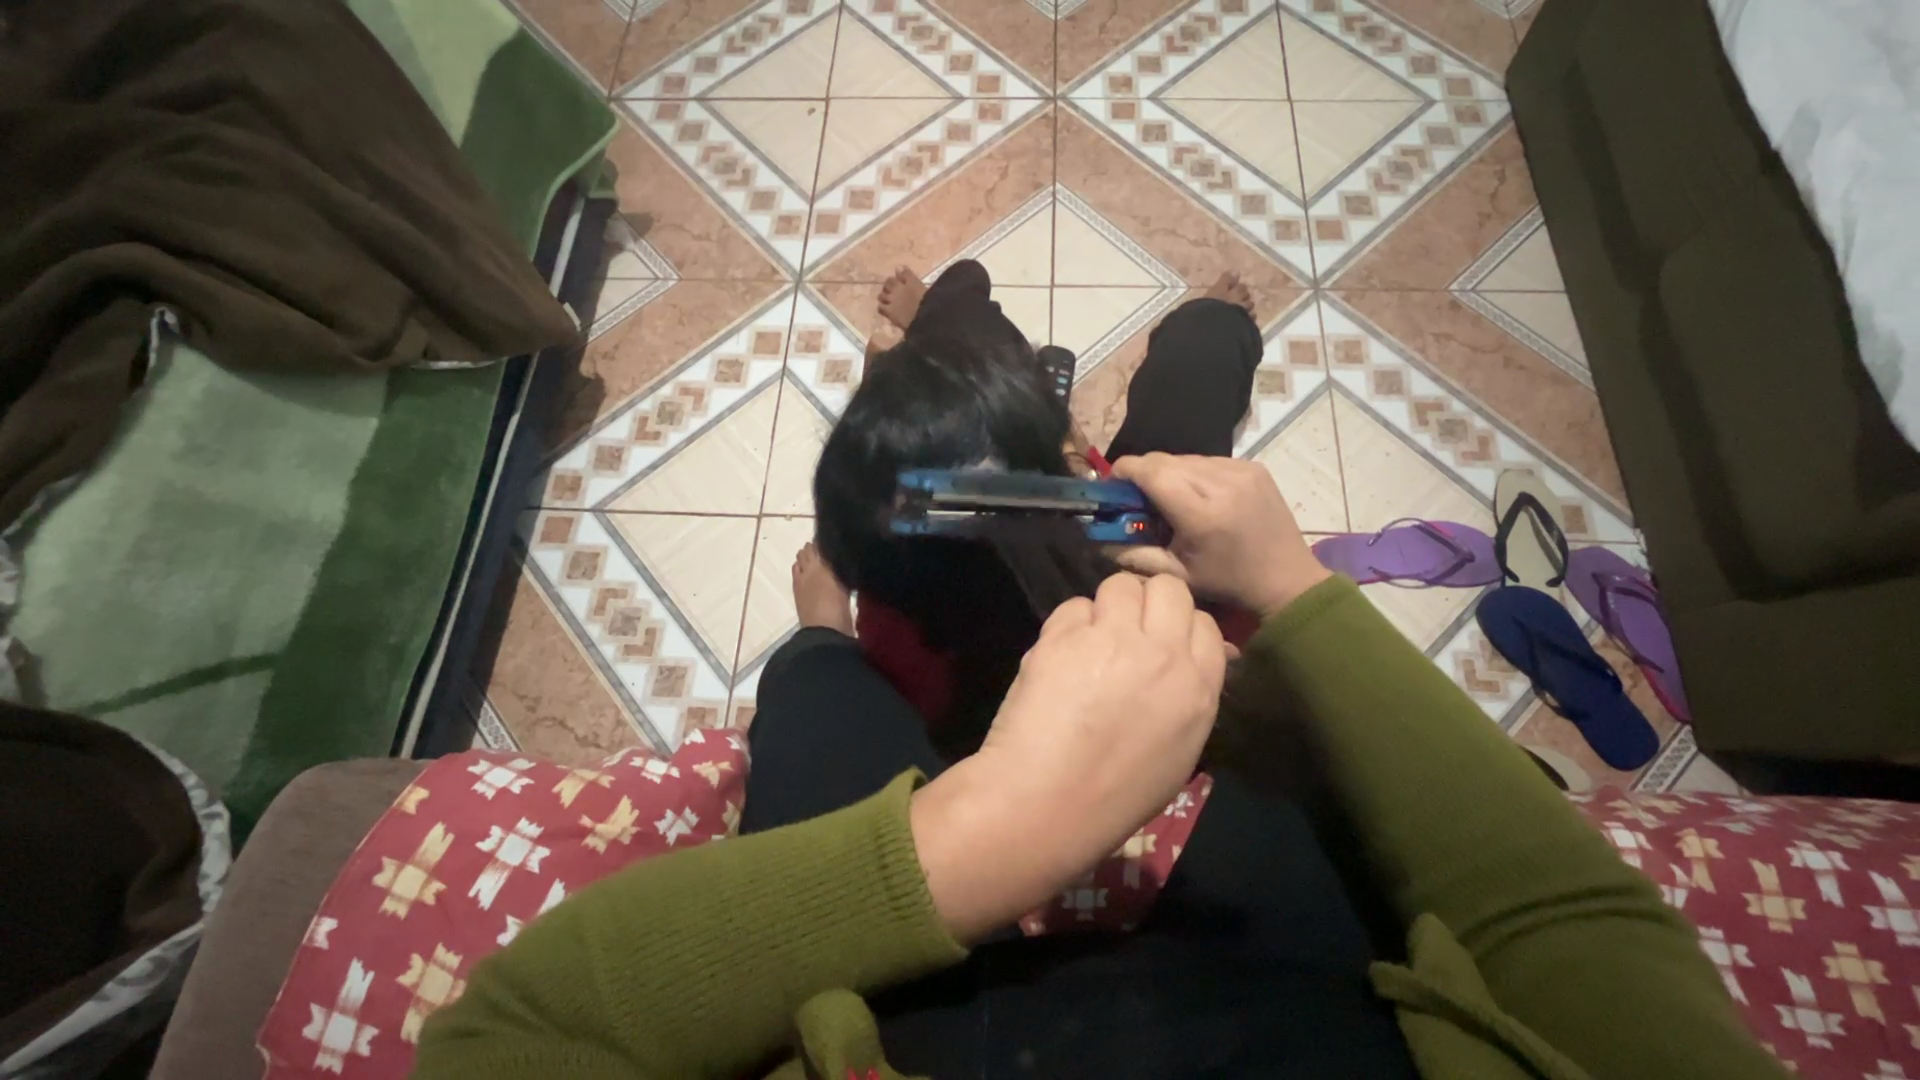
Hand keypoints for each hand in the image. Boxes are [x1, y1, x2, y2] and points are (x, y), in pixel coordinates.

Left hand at [910, 573, 1226, 940]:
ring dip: (1108, 605)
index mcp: (1198, 687)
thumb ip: (1187, 695)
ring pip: (1120, 584)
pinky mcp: (1064, 636)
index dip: (1179, 626)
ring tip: (1091, 639)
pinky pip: (1074, 606)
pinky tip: (1060, 656)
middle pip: (1168, 588)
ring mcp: (1112, 639)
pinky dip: (1070, 625)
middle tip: (1126, 628)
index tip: (1159, 642)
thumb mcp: (1178, 752)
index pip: (1204, 622)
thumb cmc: (1116, 796)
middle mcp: (1162, 652)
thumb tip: (1183, 661)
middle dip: (1149, 601)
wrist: (1048, 803)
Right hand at [1109, 453, 1330, 617]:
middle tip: (1135, 496)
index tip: (1112, 481)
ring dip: (1169, 472)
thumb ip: (1134, 555)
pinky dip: (1194, 473)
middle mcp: (1222, 483)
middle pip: (1166, 460)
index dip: (1125, 470)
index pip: (1152, 472)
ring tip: (1168, 497)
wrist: (1287, 580)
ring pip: (1186, 458)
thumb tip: (1099, 539)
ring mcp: (1242, 471)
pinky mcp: (1254, 466)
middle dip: (1144, 473)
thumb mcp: (1177, 576)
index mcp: (1201, 513)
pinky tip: (1197, 495)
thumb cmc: (1228, 582)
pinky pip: (1209, 460)